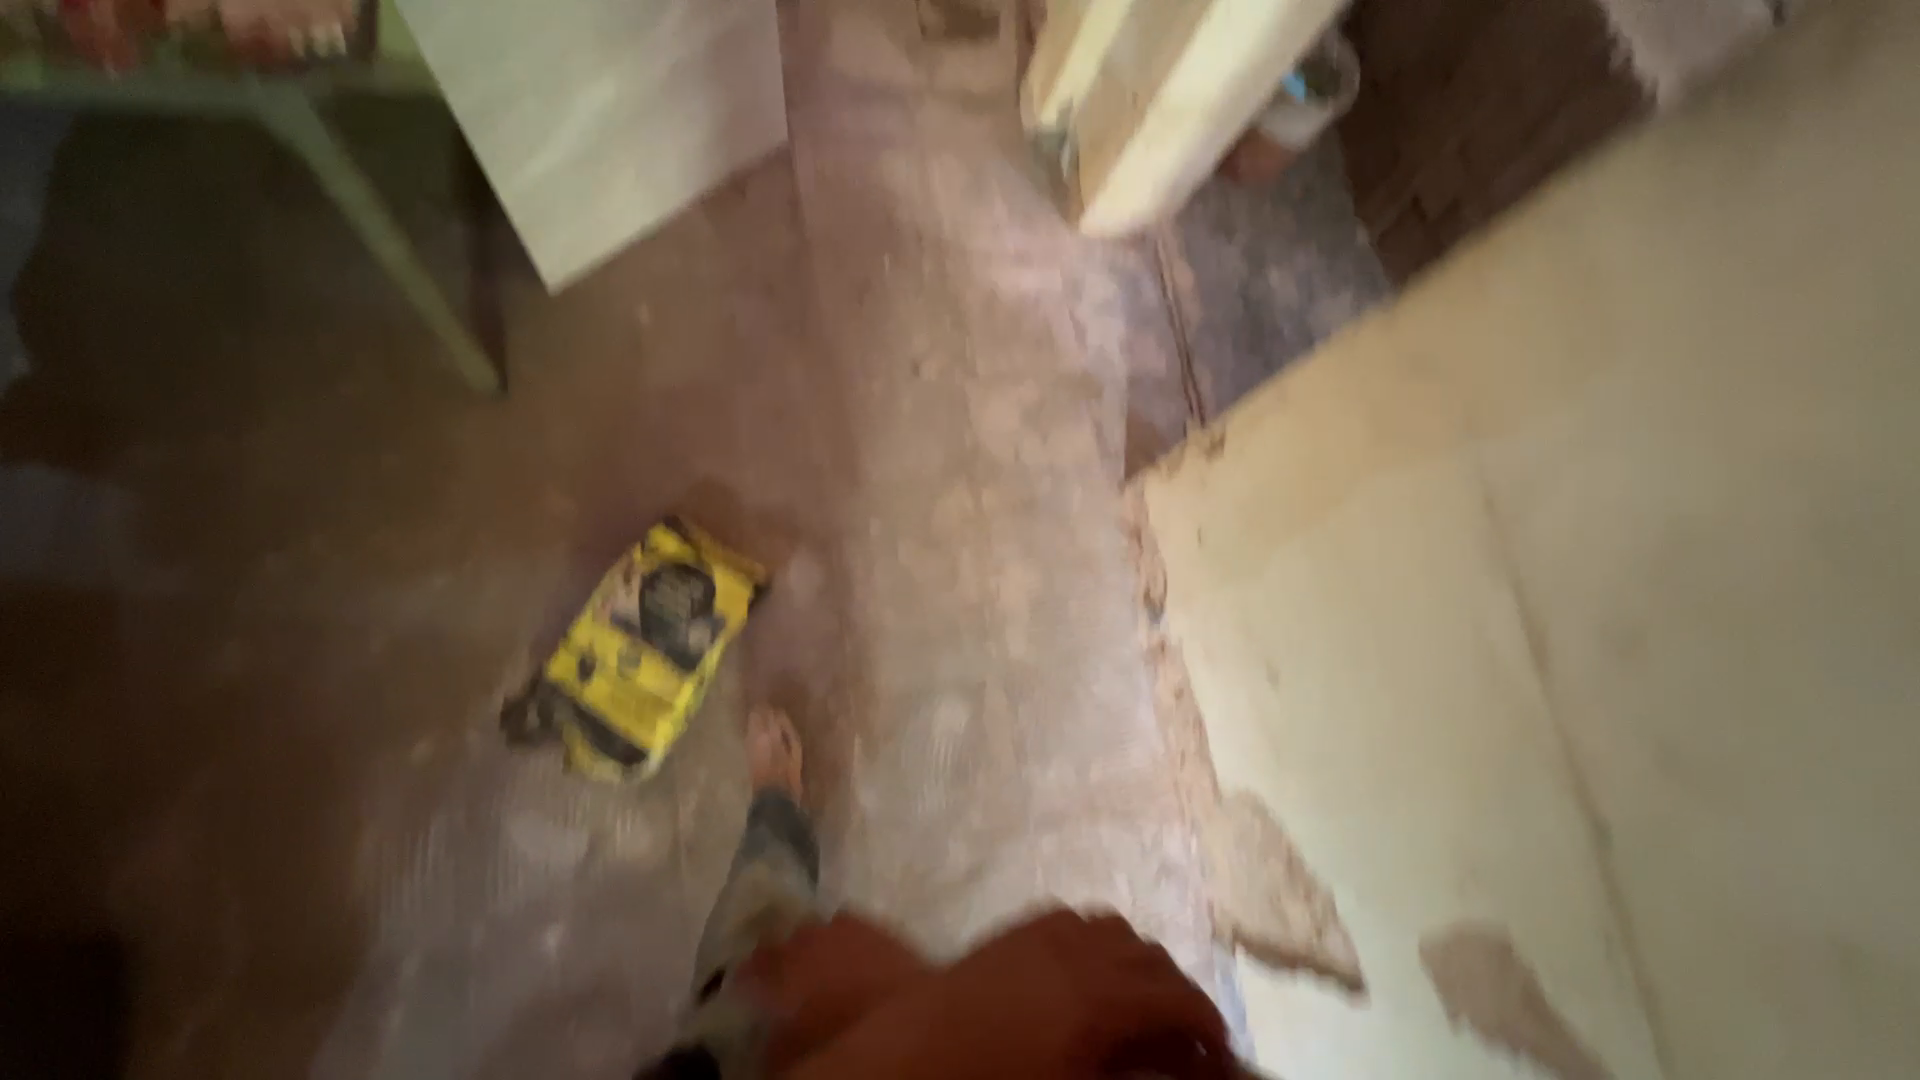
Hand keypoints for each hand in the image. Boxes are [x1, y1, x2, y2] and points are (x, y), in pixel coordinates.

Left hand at [777, 908, 1229, 1079]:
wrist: (916, 1052)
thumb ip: (1129, 1069)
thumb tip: (1169, 1064)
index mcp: (1098, 998)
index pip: (1176, 998)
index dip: (1207, 1024)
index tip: (1222, 1052)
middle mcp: (1078, 950)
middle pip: (1151, 957)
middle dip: (1177, 993)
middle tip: (1185, 1038)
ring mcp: (1045, 931)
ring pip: (1116, 928)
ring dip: (1138, 962)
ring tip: (1140, 1005)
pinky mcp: (1018, 928)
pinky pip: (1076, 918)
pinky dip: (1099, 941)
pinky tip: (1091, 973)